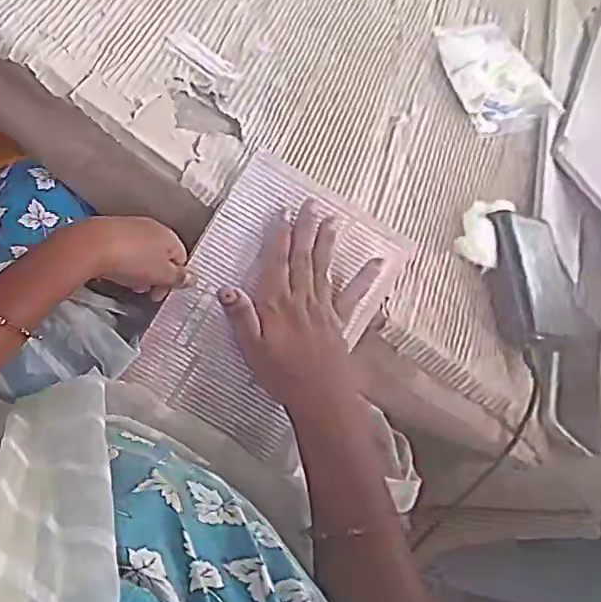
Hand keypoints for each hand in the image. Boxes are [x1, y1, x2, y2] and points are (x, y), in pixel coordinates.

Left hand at [63, 216, 188, 298]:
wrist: (93, 244)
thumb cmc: (131, 260)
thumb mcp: (160, 274)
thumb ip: (177, 277)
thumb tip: (192, 278)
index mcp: (169, 236)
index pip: (181, 259)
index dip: (173, 279)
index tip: (159, 294)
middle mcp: (152, 227)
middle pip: (160, 255)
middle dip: (154, 276)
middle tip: (143, 290)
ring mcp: (130, 227)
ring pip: (141, 252)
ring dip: (137, 270)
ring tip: (127, 282)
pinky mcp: (109, 231)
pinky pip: (123, 249)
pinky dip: (121, 262)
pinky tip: (113, 271)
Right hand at [221, 201, 382, 402]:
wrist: (320, 396)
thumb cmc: (281, 375)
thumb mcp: (251, 348)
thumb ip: (241, 317)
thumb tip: (227, 289)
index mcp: (277, 305)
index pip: (275, 264)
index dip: (278, 237)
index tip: (281, 214)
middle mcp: (301, 301)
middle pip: (302, 259)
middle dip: (305, 230)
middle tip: (309, 205)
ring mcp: (323, 309)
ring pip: (323, 269)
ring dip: (326, 243)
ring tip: (331, 220)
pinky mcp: (338, 322)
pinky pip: (351, 295)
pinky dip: (363, 278)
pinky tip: (374, 263)